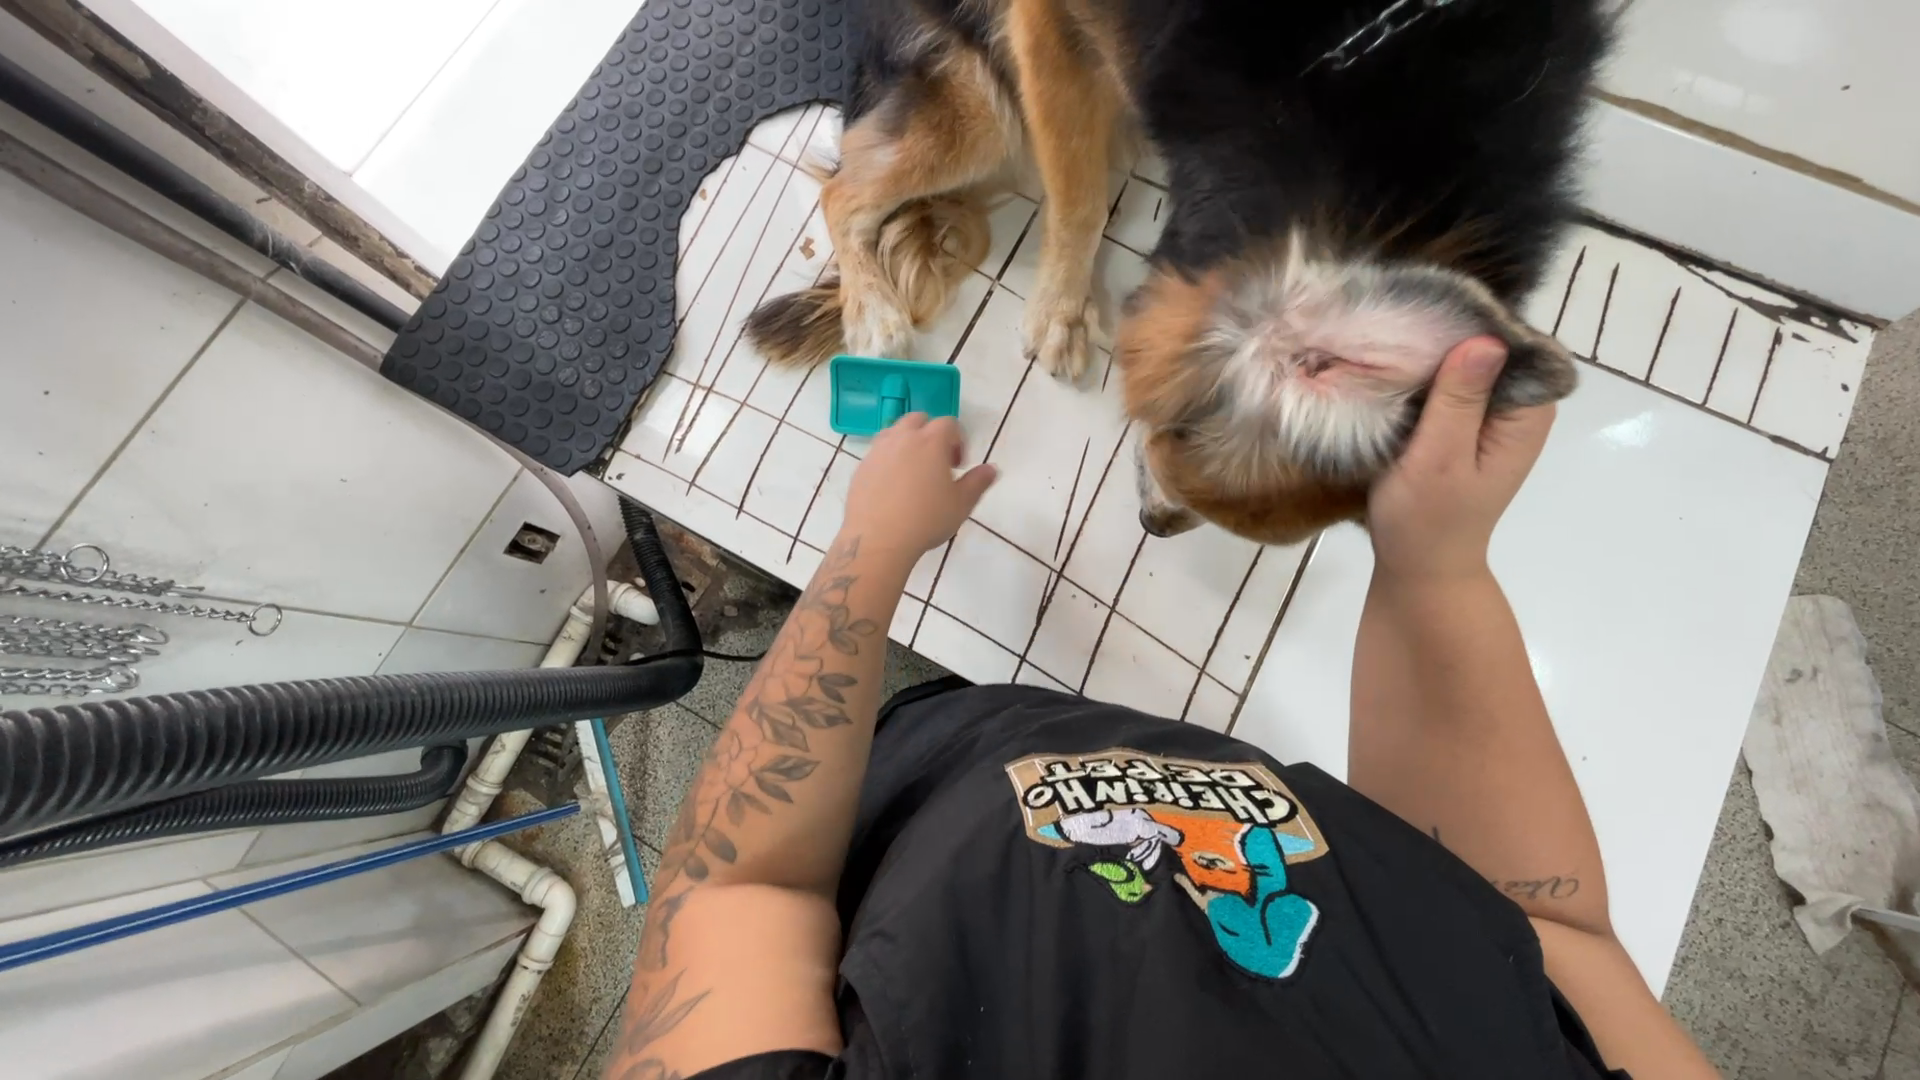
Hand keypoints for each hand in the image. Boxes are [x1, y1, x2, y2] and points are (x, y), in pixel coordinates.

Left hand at [841, 414, 997, 561]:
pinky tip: (893, 487)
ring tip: (914, 472)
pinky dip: (889, 460)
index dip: (959, 441)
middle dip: (931, 434)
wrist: (879, 539)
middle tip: (937, 463)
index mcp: (931, 441)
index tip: (959, 466)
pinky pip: (878, 453)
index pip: (949, 423)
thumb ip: (978, 482)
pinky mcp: (861, 467)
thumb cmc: (926, 519)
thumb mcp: (962, 504)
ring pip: (894, 432)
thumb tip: (991, 469)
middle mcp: (902, 438)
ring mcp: (878, 451)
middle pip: (918, 420)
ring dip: (908, 443)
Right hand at [1369, 337, 1554, 582]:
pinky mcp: (1458, 429)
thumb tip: (1482, 340)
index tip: (1421, 317)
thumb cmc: (1428, 518)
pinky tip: (1385, 378)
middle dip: (1443, 340)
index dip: (1470, 325)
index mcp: (1526, 414)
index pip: (1512, 345)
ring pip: (1461, 370)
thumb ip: (1459, 402)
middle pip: (1486, 353)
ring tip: (1381, 347)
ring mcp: (1486, 420)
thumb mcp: (1439, 459)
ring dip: (1425, 360)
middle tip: (1390, 331)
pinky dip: (1417, 382)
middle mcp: (1514, 410)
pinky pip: (1443, 390)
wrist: (1416, 566)